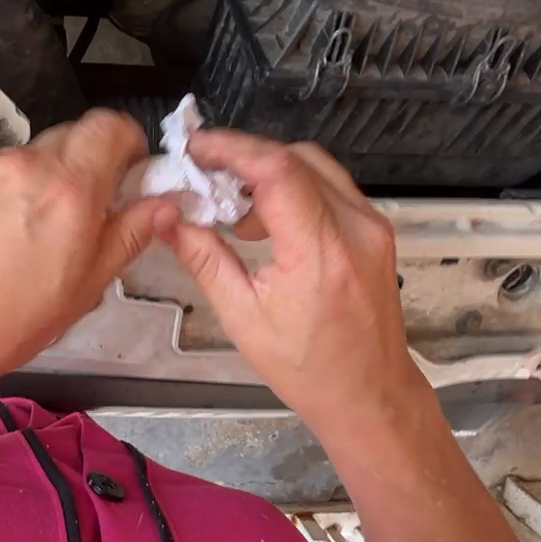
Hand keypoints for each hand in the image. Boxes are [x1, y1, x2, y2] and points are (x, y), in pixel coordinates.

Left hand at [0, 110, 176, 394]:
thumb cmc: (8, 321)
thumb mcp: (87, 285)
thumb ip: (130, 233)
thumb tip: (164, 204)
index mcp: (70, 190)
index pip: (110, 126)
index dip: (124, 142)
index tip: (123, 166)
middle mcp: (26, 165)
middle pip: (69, 138)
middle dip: (80, 168)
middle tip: (75, 211)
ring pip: (25, 157)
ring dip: (34, 182)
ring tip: (20, 233)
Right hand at [163, 131, 434, 429]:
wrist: (369, 393)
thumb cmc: (307, 367)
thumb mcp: (241, 317)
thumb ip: (204, 258)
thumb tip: (167, 218)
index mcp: (320, 253)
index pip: (278, 171)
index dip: (232, 149)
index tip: (196, 148)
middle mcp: (354, 229)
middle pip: (295, 158)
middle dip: (244, 156)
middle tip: (204, 172)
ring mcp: (371, 227)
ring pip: (314, 166)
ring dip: (268, 170)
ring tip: (231, 200)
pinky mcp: (374, 230)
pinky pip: (329, 186)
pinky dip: (292, 186)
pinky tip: (264, 217)